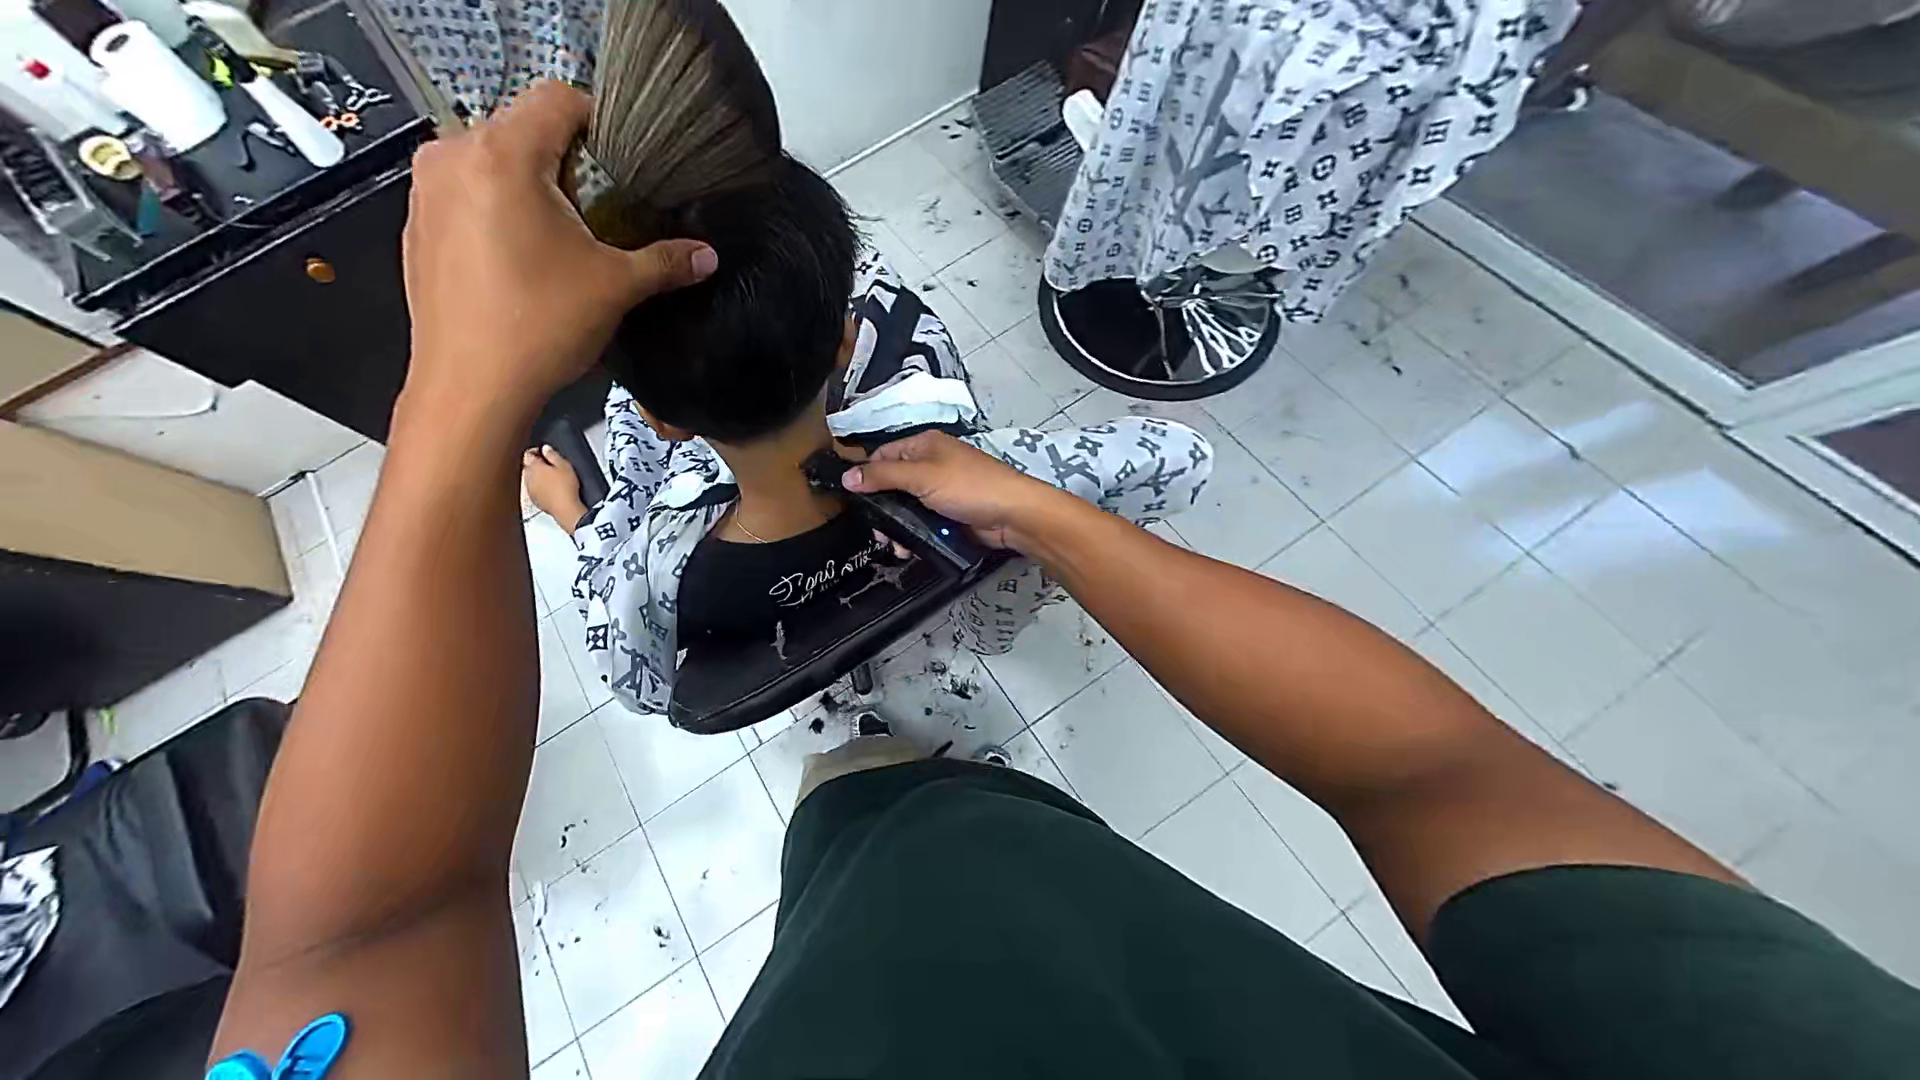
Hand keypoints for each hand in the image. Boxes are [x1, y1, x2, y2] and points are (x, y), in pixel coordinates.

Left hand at [400, 80, 717, 421]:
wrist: (472, 386)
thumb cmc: (540, 326)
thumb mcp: (616, 287)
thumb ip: (666, 262)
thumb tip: (708, 256)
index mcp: (502, 156)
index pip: (558, 99)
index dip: (601, 124)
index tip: (627, 166)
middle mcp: (451, 157)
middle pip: (525, 131)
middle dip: (571, 166)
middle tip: (603, 216)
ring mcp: (426, 191)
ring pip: (496, 164)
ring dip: (537, 190)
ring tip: (567, 243)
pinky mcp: (417, 225)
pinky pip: (470, 196)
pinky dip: (503, 213)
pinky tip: (527, 263)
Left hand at [522, 445, 588, 532]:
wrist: (565, 508)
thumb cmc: (565, 488)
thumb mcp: (565, 465)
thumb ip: (553, 454)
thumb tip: (546, 448)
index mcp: (533, 466)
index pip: (528, 454)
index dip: (536, 451)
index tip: (543, 452)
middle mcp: (527, 477)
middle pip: (528, 466)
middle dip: (536, 465)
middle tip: (550, 466)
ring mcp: (529, 489)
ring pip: (530, 479)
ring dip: (538, 477)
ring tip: (552, 479)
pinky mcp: (534, 499)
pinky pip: (534, 490)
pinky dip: (540, 488)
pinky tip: (551, 490)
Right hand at [842, 432, 1070, 552]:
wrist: (1013, 516)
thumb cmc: (970, 487)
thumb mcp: (921, 477)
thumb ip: (883, 476)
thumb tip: (848, 476)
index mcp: (924, 445)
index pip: (883, 455)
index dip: (867, 474)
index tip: (855, 498)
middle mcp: (931, 465)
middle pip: (892, 485)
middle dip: (882, 509)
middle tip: (878, 530)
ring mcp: (941, 491)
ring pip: (906, 508)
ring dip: (896, 527)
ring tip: (894, 544)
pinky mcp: (949, 514)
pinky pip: (922, 523)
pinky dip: (913, 535)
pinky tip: (909, 548)